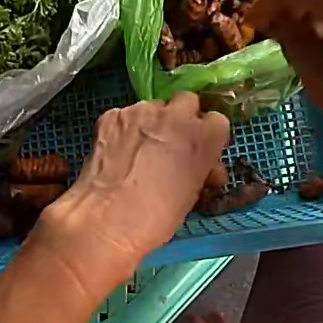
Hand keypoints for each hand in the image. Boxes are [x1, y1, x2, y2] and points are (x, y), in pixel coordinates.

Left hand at [30, 91, 229, 292]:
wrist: (105, 221)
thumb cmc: (157, 217)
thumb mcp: (193, 192)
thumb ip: (202, 167)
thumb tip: (206, 166)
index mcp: (204, 136)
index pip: (217, 121)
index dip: (207, 136)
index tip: (199, 152)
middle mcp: (176, 115)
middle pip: (187, 101)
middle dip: (182, 118)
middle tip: (172, 143)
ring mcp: (141, 111)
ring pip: (154, 106)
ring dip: (153, 122)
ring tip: (141, 149)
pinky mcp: (111, 115)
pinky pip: (125, 115)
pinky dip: (125, 128)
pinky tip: (119, 150)